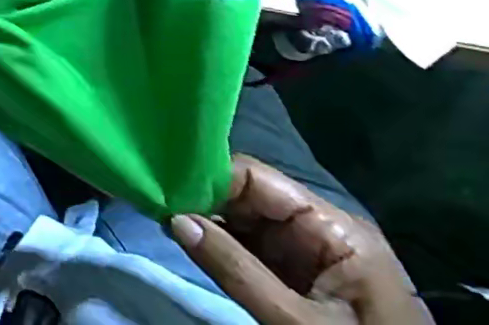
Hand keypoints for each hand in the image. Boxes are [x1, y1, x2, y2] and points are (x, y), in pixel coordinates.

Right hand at [170, 155, 428, 324]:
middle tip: (154, 204)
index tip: (161, 185)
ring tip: (161, 218)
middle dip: (201, 199)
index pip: (255, 178)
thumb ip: (238, 271)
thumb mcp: (300, 324)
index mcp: (334, 228)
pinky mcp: (300, 276)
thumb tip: (174, 218)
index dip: (207, 178)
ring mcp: (310, 253)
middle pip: (245, 195)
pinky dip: (217, 243)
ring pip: (242, 220)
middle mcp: (320, 229)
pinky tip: (186, 239)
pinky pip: (249, 246)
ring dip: (204, 221)